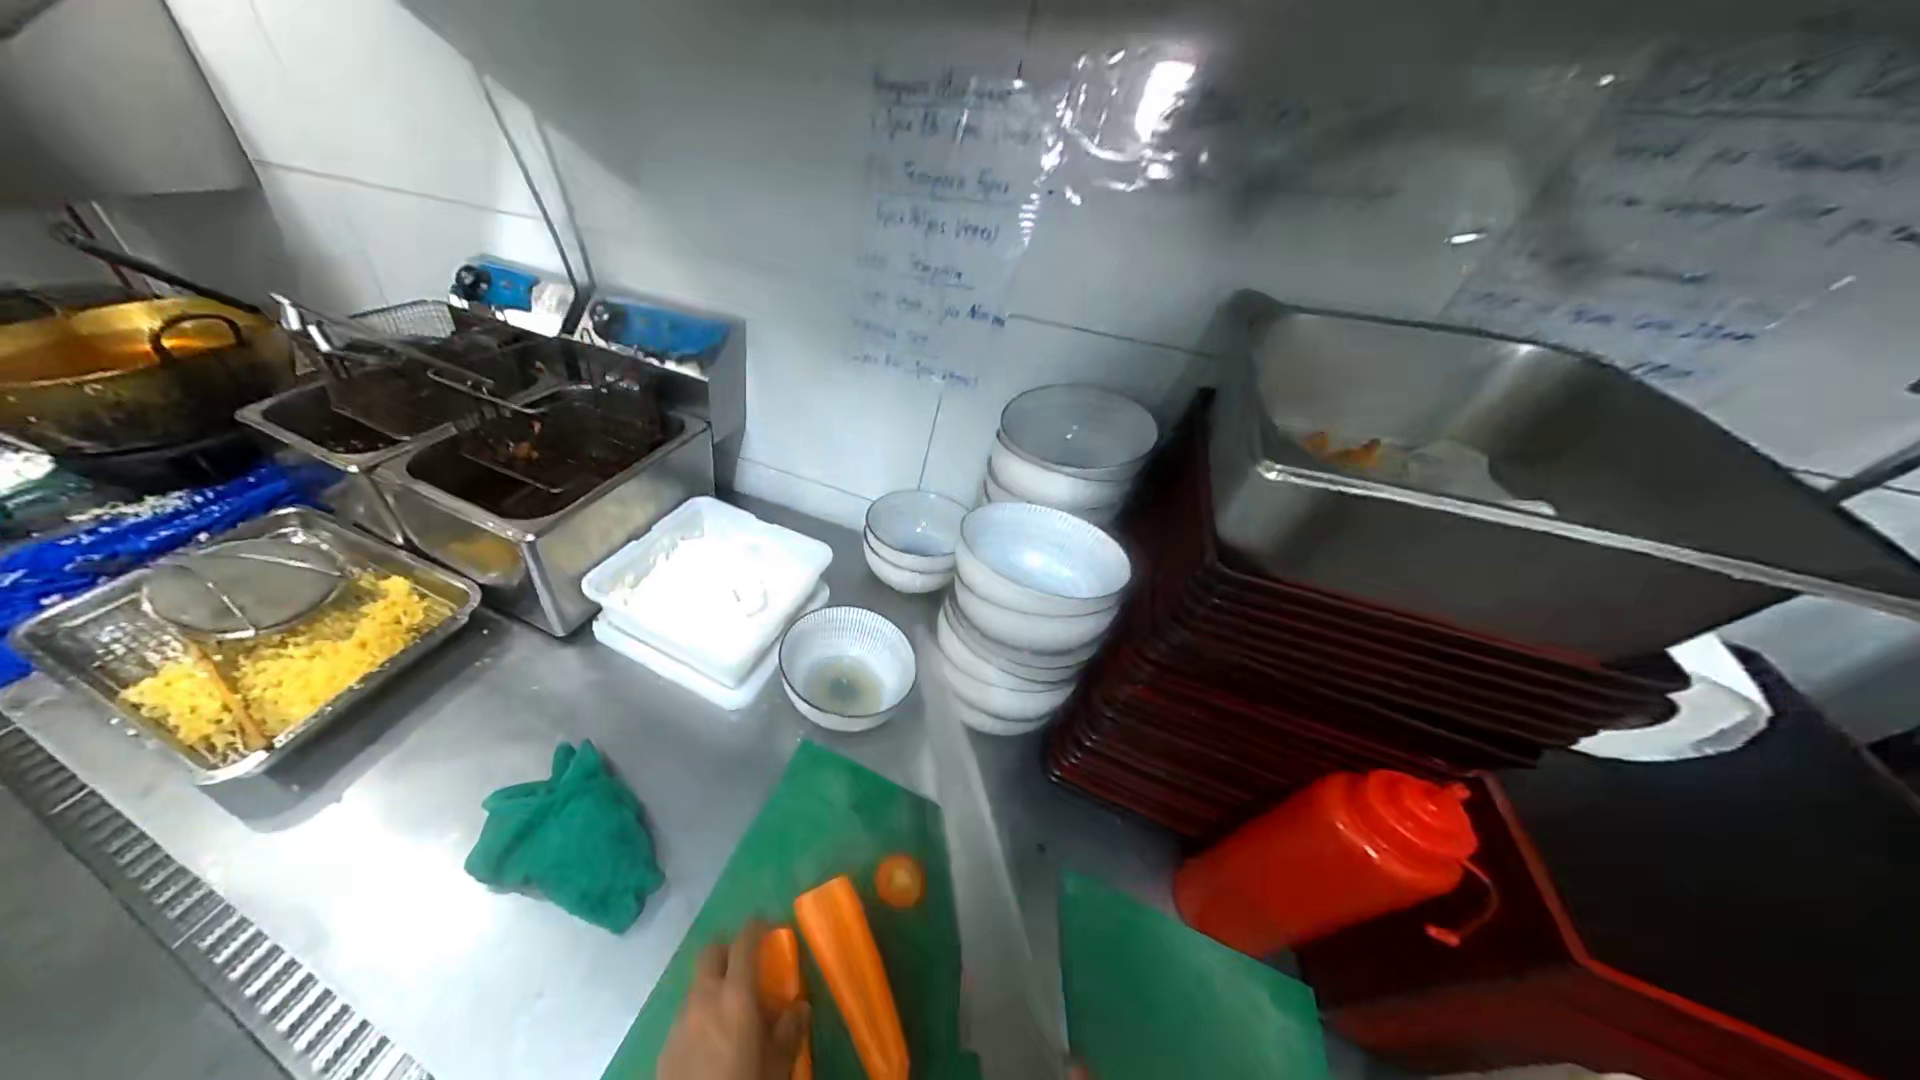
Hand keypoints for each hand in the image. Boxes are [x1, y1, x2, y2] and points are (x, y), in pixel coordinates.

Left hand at [658, 919, 810, 1079]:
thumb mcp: (778, 1064)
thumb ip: (791, 1030)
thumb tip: (800, 1007)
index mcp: (736, 995)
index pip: (744, 941)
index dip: (758, 926)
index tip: (771, 925)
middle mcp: (704, 998)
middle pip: (711, 952)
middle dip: (729, 949)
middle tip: (748, 963)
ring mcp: (680, 1021)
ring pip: (697, 985)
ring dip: (714, 984)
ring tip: (731, 1009)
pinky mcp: (664, 1047)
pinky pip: (686, 1015)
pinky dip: (701, 1014)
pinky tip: (712, 1040)